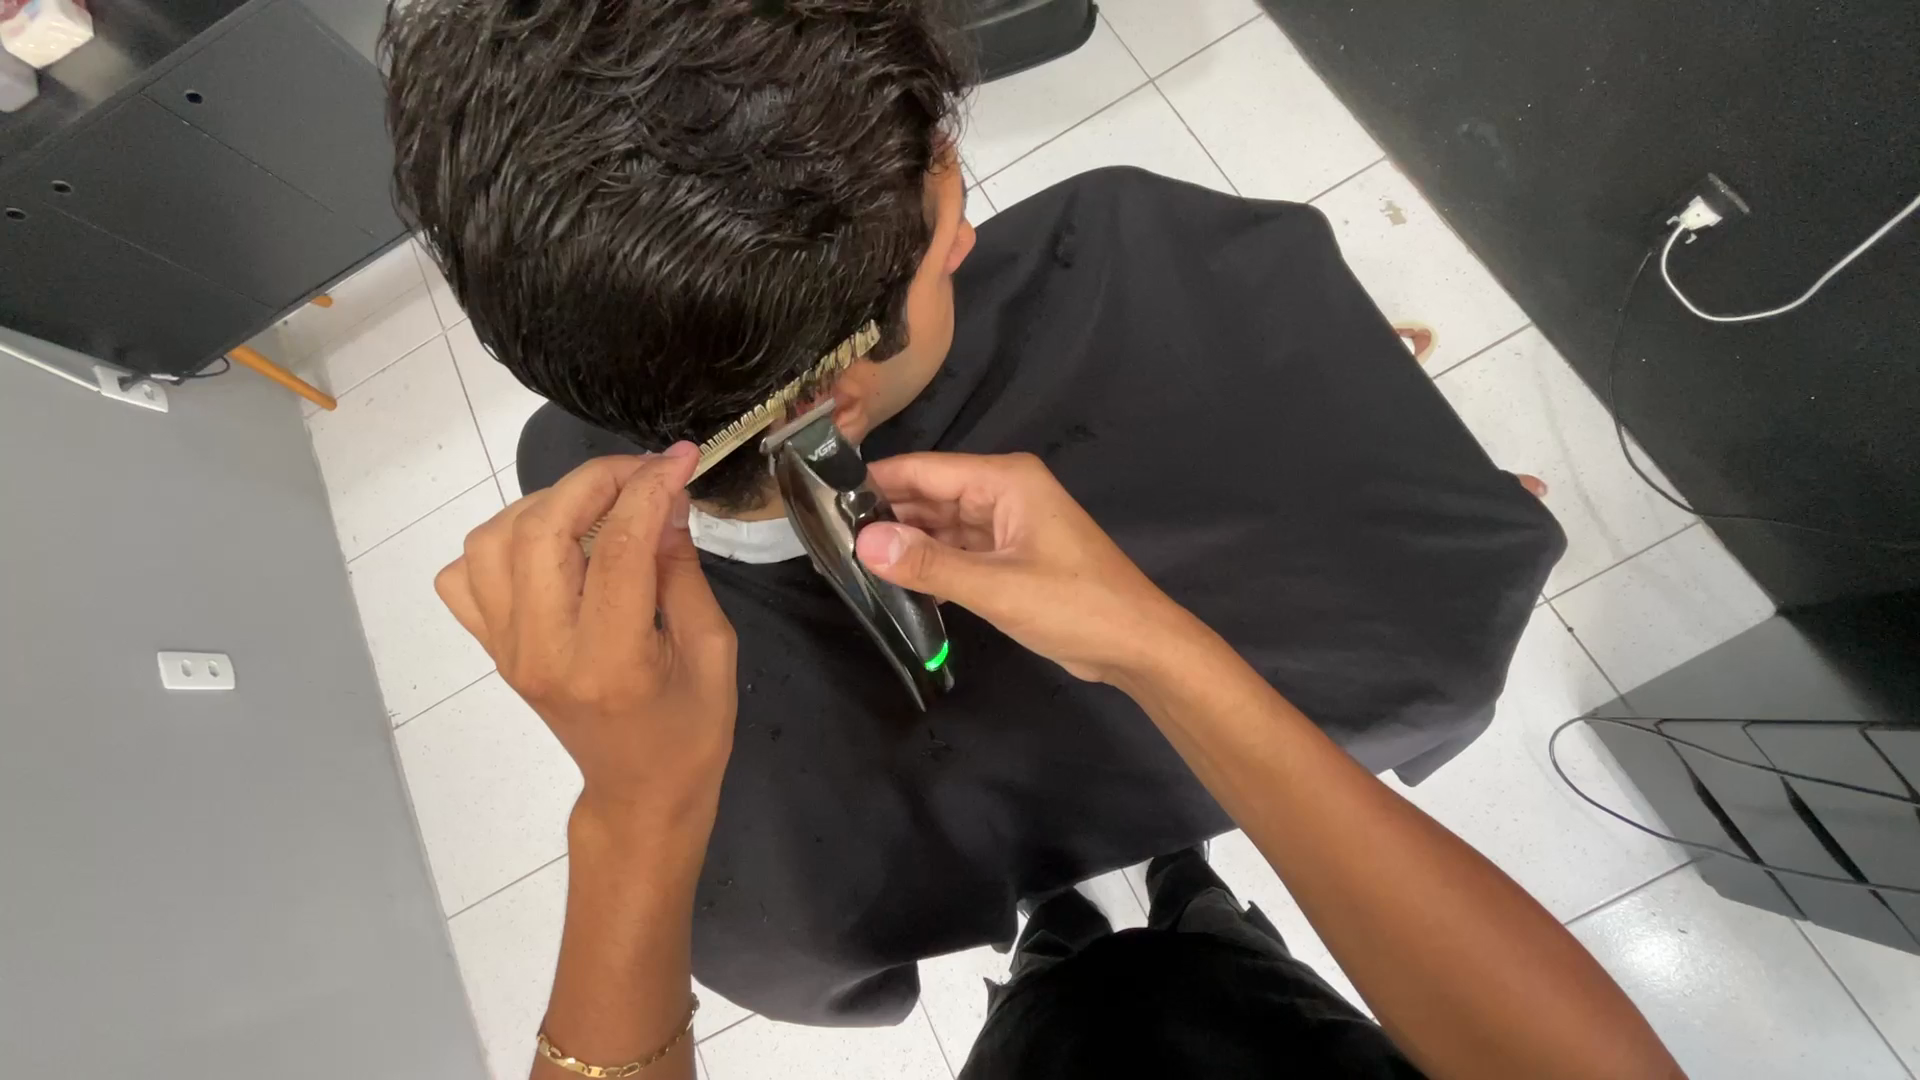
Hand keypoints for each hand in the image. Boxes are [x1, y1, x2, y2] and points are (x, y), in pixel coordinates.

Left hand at [435, 445, 737, 826]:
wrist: (639, 790)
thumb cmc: (691, 729)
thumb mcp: (714, 649)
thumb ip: (683, 573)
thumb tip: (666, 504)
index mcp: (612, 660)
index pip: (619, 548)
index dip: (651, 489)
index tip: (681, 458)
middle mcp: (543, 651)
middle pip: (543, 531)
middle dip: (596, 480)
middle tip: (643, 469)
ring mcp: (507, 650)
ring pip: (494, 542)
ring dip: (548, 503)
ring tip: (601, 502)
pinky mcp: (493, 650)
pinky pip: (467, 576)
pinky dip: (503, 541)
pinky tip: (552, 544)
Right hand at [854, 452, 1191, 683]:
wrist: (1136, 645)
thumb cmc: (1075, 606)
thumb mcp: (997, 586)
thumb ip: (929, 565)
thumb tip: (863, 542)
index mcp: (1005, 480)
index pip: (925, 470)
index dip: (875, 482)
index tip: (823, 500)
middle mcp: (1004, 493)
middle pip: (931, 496)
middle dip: (886, 516)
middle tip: (829, 540)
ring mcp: (1008, 525)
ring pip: (943, 526)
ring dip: (908, 544)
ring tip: (853, 563)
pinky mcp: (1011, 556)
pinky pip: (959, 551)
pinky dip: (933, 565)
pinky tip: (899, 583)